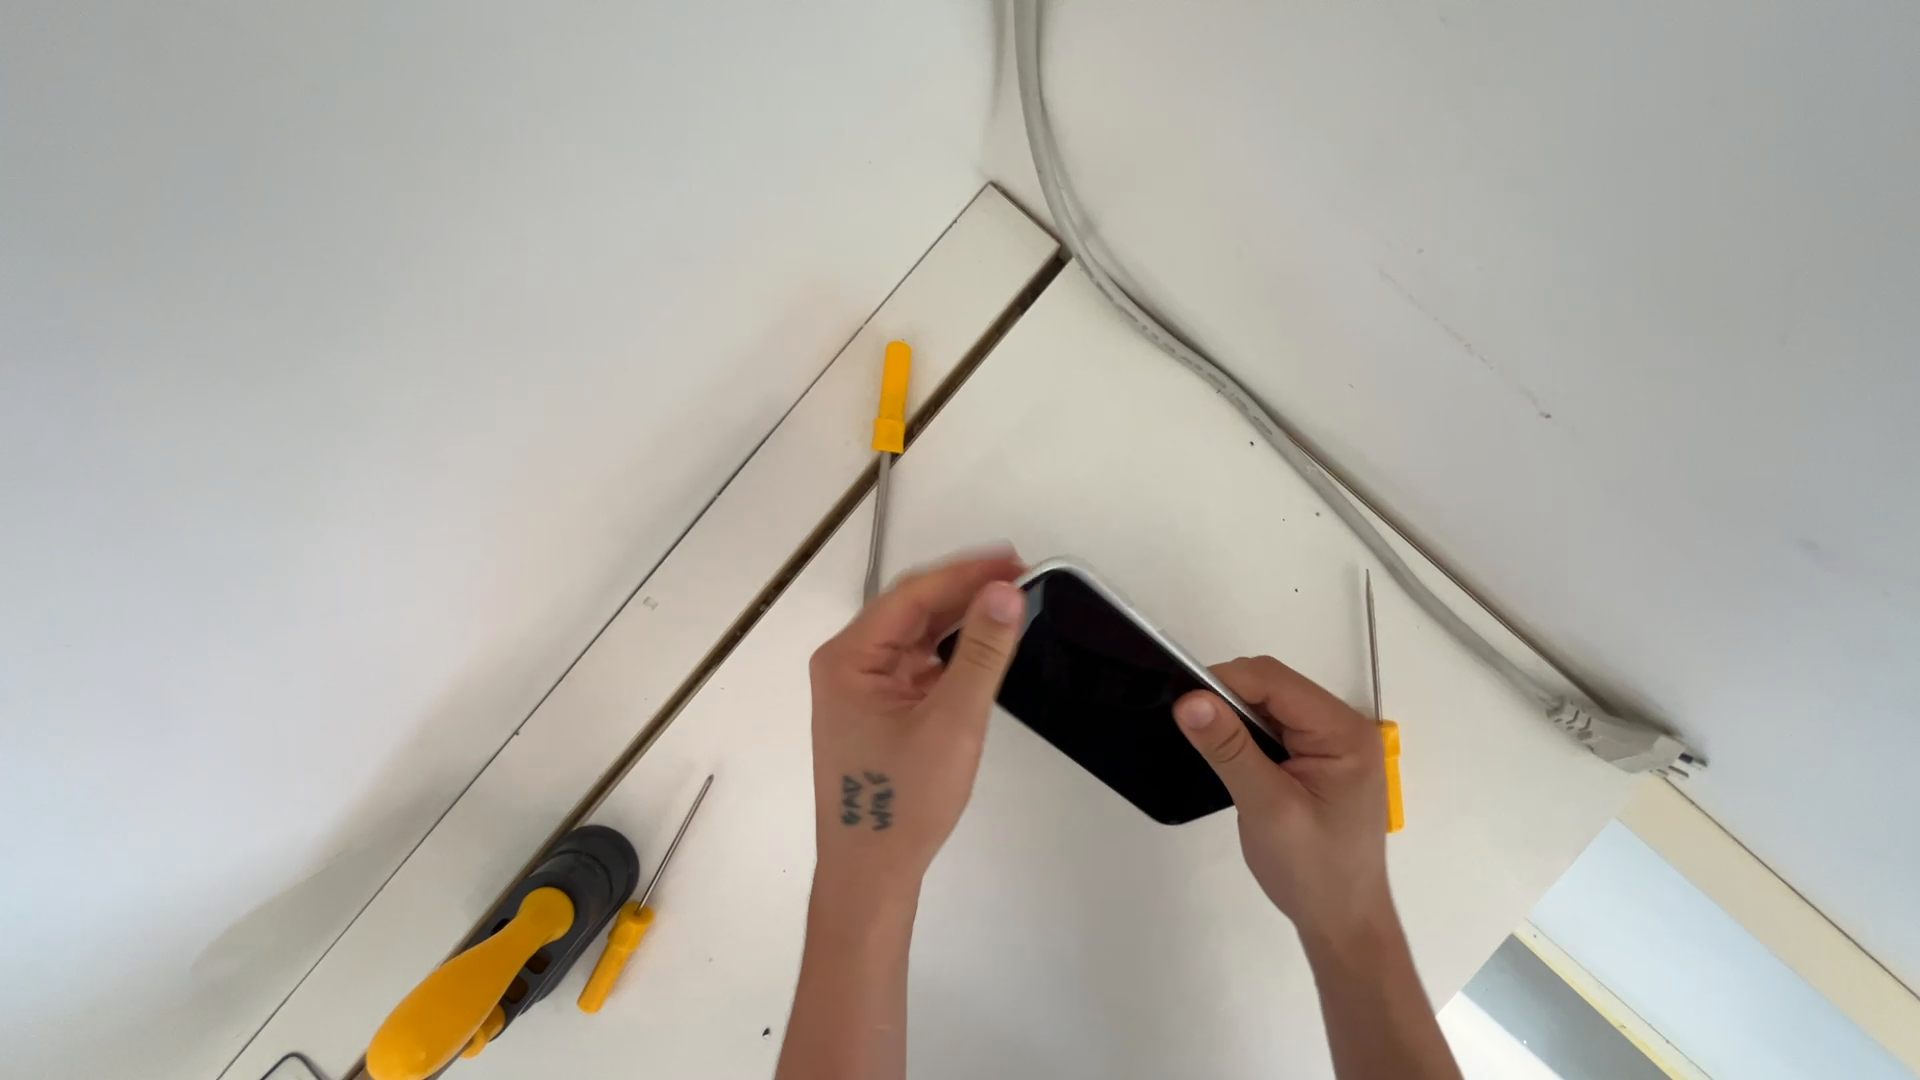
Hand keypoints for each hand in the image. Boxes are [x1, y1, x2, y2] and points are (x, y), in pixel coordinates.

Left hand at [806, 551, 1026, 905]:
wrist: (872, 874)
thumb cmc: (903, 803)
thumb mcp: (952, 722)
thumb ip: (981, 652)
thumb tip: (1005, 591)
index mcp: (848, 658)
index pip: (912, 595)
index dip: (965, 572)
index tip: (1013, 559)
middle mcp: (848, 663)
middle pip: (912, 610)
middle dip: (964, 591)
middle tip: (1020, 576)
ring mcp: (862, 686)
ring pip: (916, 634)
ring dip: (960, 618)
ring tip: (1008, 602)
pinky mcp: (879, 707)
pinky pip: (918, 662)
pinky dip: (951, 650)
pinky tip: (982, 641)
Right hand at [1173, 656, 1390, 943]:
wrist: (1342, 923)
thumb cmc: (1313, 870)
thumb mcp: (1266, 807)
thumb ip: (1229, 749)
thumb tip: (1189, 700)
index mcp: (1343, 732)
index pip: (1272, 680)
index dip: (1223, 682)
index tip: (1182, 706)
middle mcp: (1341, 727)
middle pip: (1270, 684)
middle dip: (1226, 698)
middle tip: (1192, 728)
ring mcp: (1330, 742)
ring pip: (1266, 702)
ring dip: (1233, 716)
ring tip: (1208, 744)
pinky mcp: (1315, 757)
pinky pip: (1271, 724)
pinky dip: (1243, 732)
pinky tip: (1228, 755)